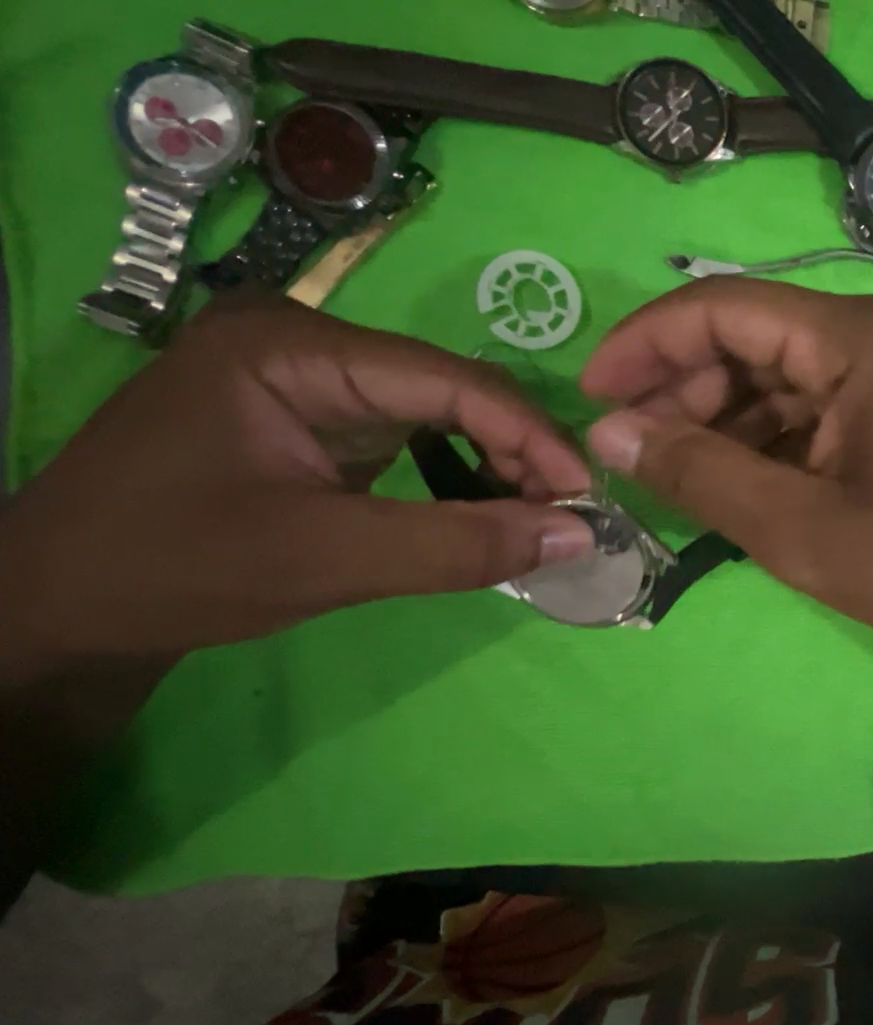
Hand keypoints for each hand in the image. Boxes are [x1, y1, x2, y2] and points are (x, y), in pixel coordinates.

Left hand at [0, 291, 595, 682]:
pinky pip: (423, 434)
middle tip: (567, 520)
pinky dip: (467, 473)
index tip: (587, 501)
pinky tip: (492, 508)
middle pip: (456, 389)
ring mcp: (316, 377)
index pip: (451, 380)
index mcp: (292, 348)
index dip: (532, 438)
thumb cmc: (172, 571)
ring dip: (502, 465)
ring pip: (449, 411)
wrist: (59, 606)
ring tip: (538, 519)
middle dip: (522, 454)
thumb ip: (457, 546)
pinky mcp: (323, 416)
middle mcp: (309, 343)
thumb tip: (580, 537)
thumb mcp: (324, 561)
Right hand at [581, 278, 872, 649]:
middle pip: (746, 343)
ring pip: (772, 381)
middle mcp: (868, 339)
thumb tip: (610, 433)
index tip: (591, 398)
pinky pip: (805, 412)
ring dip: (716, 425)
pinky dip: (760, 444)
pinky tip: (728, 485)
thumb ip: (698, 473)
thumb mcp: (797, 526)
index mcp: (853, 340)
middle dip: (679, 393)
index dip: (645, 345)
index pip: (722, 310)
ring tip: (670, 479)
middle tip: (627, 455)